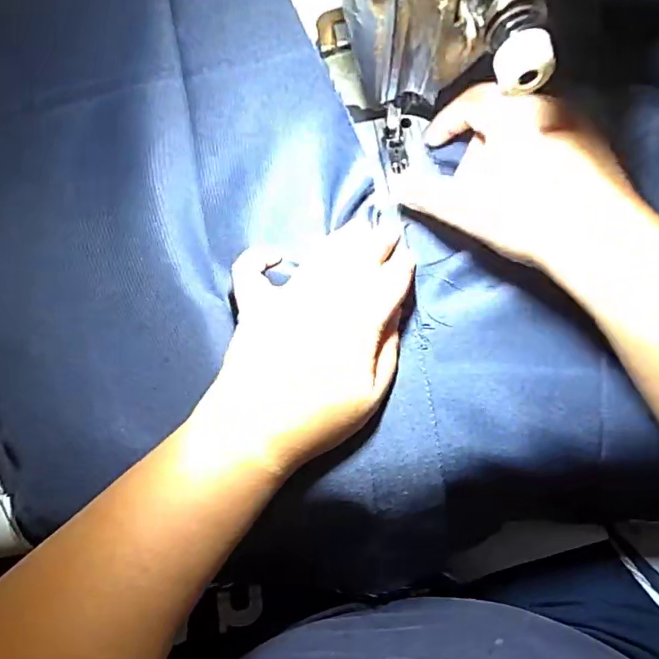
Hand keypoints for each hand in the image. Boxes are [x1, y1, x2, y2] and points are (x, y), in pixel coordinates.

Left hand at [189, 220, 415, 475]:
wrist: (255, 431)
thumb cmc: (320, 420)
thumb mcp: (370, 396)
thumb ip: (387, 350)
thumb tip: (395, 313)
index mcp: (358, 323)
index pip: (387, 283)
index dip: (401, 267)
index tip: (408, 254)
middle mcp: (324, 299)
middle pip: (356, 260)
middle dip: (377, 241)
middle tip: (389, 228)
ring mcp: (286, 298)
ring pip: (317, 256)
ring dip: (340, 239)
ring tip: (357, 227)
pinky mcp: (254, 306)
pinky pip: (250, 270)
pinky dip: (260, 256)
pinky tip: (277, 254)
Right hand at [393, 84, 652, 274]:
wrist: (597, 239)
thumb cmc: (530, 217)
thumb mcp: (465, 208)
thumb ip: (427, 194)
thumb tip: (399, 187)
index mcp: (511, 110)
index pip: (468, 102)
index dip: (446, 124)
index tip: (435, 143)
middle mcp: (547, 104)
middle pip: (500, 114)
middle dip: (479, 141)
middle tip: (468, 174)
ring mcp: (577, 122)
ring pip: (530, 128)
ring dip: (510, 150)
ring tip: (502, 189)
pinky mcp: (598, 146)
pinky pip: (556, 142)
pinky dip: (538, 158)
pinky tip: (536, 193)